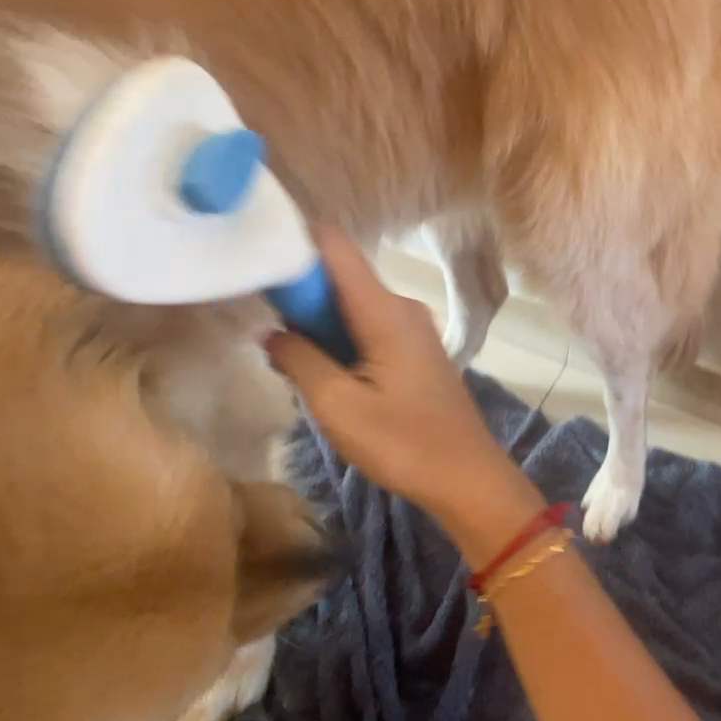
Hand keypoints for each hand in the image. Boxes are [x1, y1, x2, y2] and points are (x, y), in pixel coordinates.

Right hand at [264, 229, 544, 559]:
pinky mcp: (416, 352)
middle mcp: (402, 307)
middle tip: (262, 327)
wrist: (467, 477)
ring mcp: (413, 329)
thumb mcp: (338, 406)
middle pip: (339, 276)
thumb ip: (299, 360)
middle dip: (298, 295)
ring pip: (351, 306)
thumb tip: (273, 333)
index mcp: (384, 310)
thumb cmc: (403, 444)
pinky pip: (368, 329)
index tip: (254, 260)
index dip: (292, 242)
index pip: (333, 245)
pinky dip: (340, 341)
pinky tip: (323, 374)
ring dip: (317, 325)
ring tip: (287, 359)